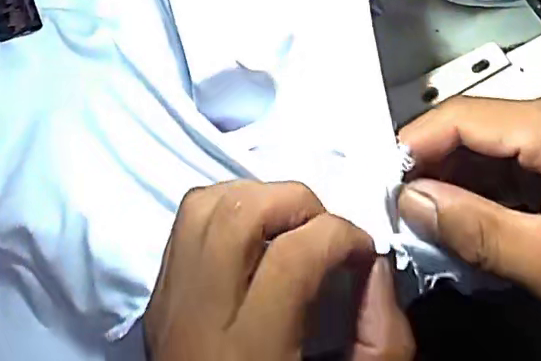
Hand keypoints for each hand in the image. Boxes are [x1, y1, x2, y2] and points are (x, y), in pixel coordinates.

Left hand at [144, 180, 412, 360]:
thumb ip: (381, 343)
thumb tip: (374, 264)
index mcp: (249, 352)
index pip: (288, 258)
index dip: (336, 235)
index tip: (364, 248)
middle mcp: (199, 313)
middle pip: (237, 214)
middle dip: (293, 202)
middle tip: (328, 230)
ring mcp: (171, 295)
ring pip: (205, 204)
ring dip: (256, 195)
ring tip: (294, 223)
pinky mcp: (159, 289)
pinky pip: (186, 218)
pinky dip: (223, 203)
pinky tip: (254, 227)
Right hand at [397, 94, 540, 360]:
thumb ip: (479, 230)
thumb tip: (408, 201)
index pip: (460, 118)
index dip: (413, 147)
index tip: (379, 183)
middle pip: (466, 130)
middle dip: (429, 169)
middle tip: (396, 209)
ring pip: (478, 151)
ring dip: (449, 186)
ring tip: (422, 222)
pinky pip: (500, 171)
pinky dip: (475, 197)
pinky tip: (460, 226)